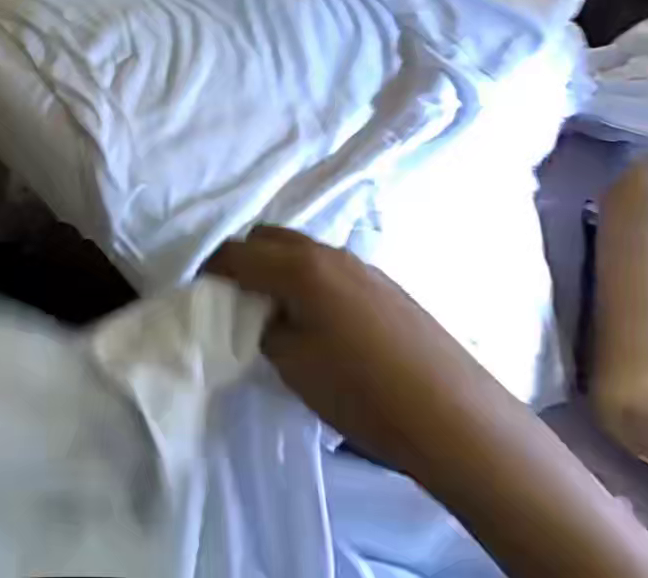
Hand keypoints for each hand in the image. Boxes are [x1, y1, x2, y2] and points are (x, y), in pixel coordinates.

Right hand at [204, 226, 517, 472]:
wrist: (448, 411)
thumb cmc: (361, 390)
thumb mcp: (294, 365)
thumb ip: (265, 328)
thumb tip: (259, 313)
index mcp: (300, 266)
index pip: (239, 252)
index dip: (212, 268)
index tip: (199, 290)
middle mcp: (328, 252)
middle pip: (270, 237)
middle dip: (245, 258)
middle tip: (233, 297)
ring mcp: (360, 264)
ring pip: (301, 249)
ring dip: (278, 266)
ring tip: (273, 309)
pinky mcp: (382, 282)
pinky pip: (328, 266)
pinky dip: (307, 278)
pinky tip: (316, 316)